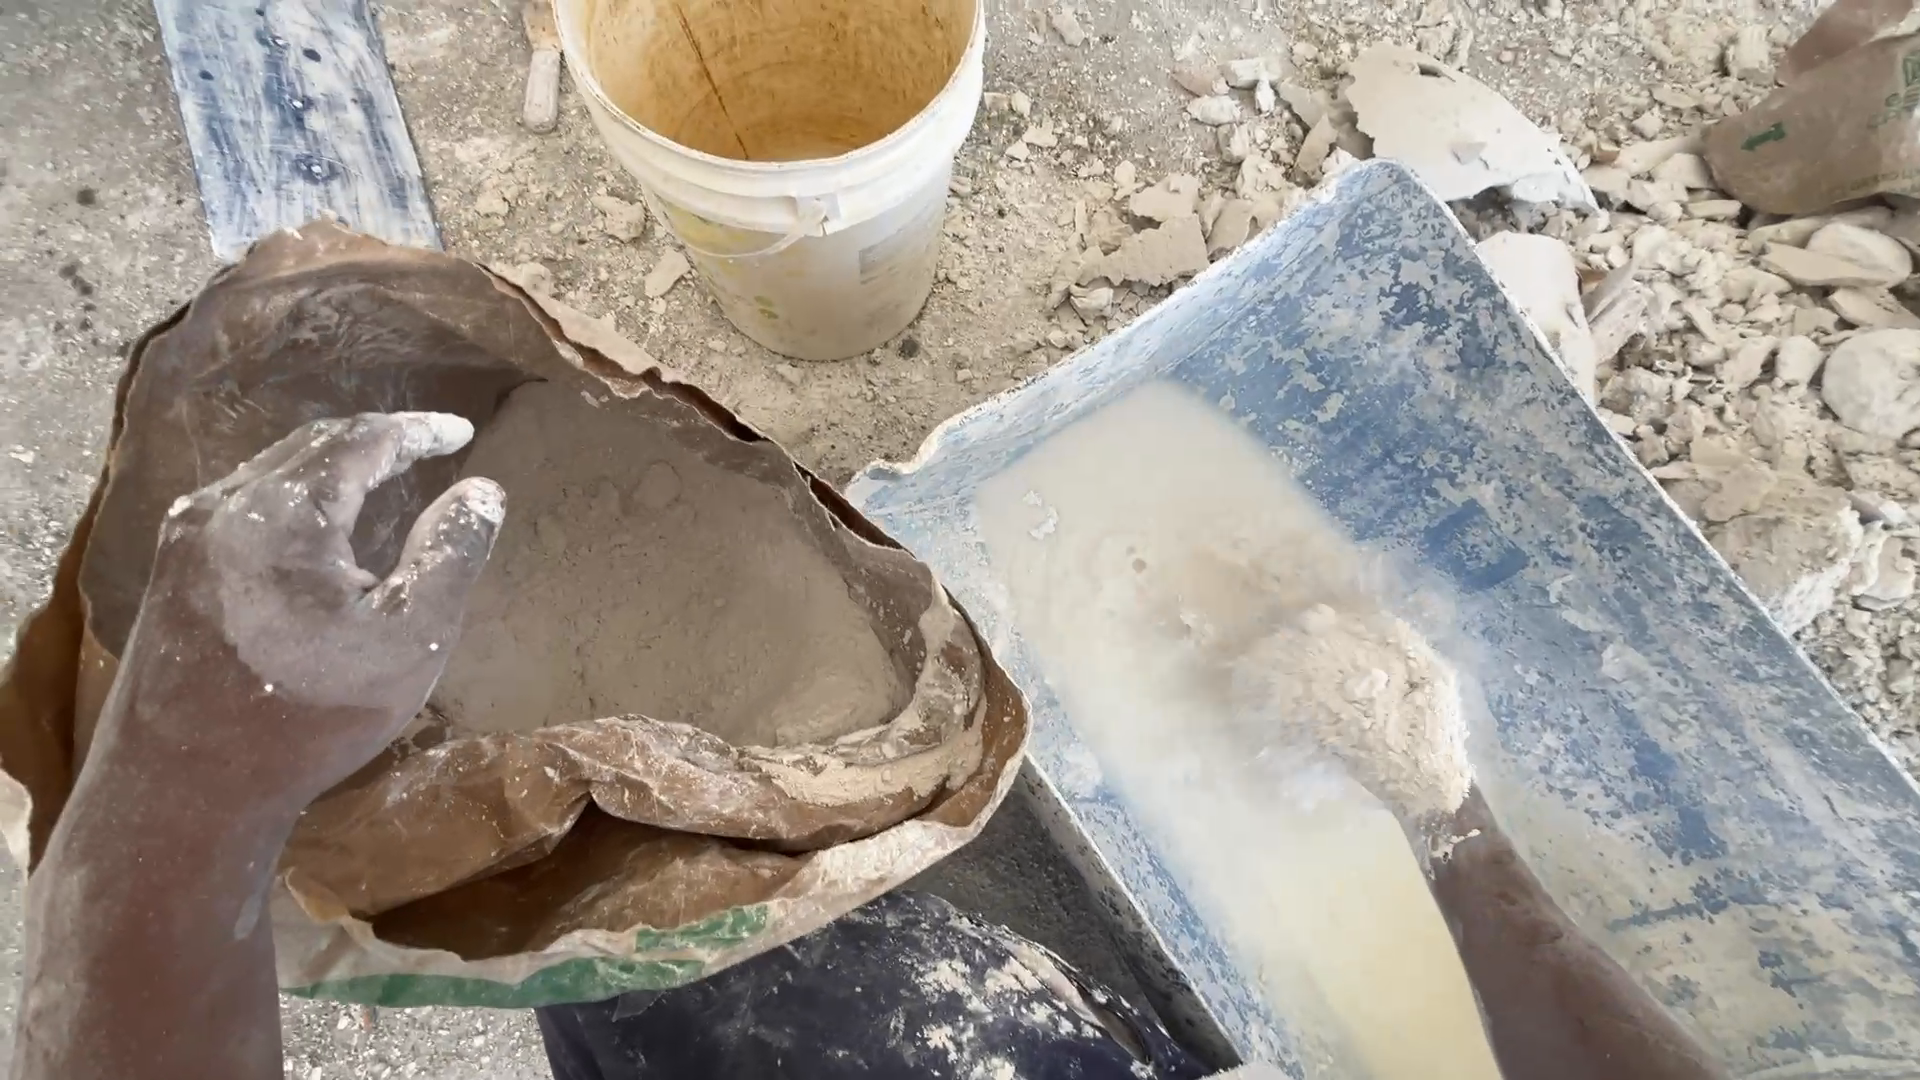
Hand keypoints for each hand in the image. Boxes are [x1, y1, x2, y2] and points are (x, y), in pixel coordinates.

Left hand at [91, 412, 502, 817]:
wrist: (185, 795)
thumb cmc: (315, 713)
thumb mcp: (414, 635)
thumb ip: (453, 552)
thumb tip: (483, 491)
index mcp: (282, 516)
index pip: (359, 442)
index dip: (417, 431)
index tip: (462, 432)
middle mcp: (221, 511)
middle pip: (310, 448)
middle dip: (378, 439)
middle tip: (432, 443)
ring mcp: (186, 542)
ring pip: (274, 473)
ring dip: (338, 463)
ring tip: (388, 471)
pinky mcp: (175, 575)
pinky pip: (250, 503)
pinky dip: (304, 492)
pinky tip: (328, 517)